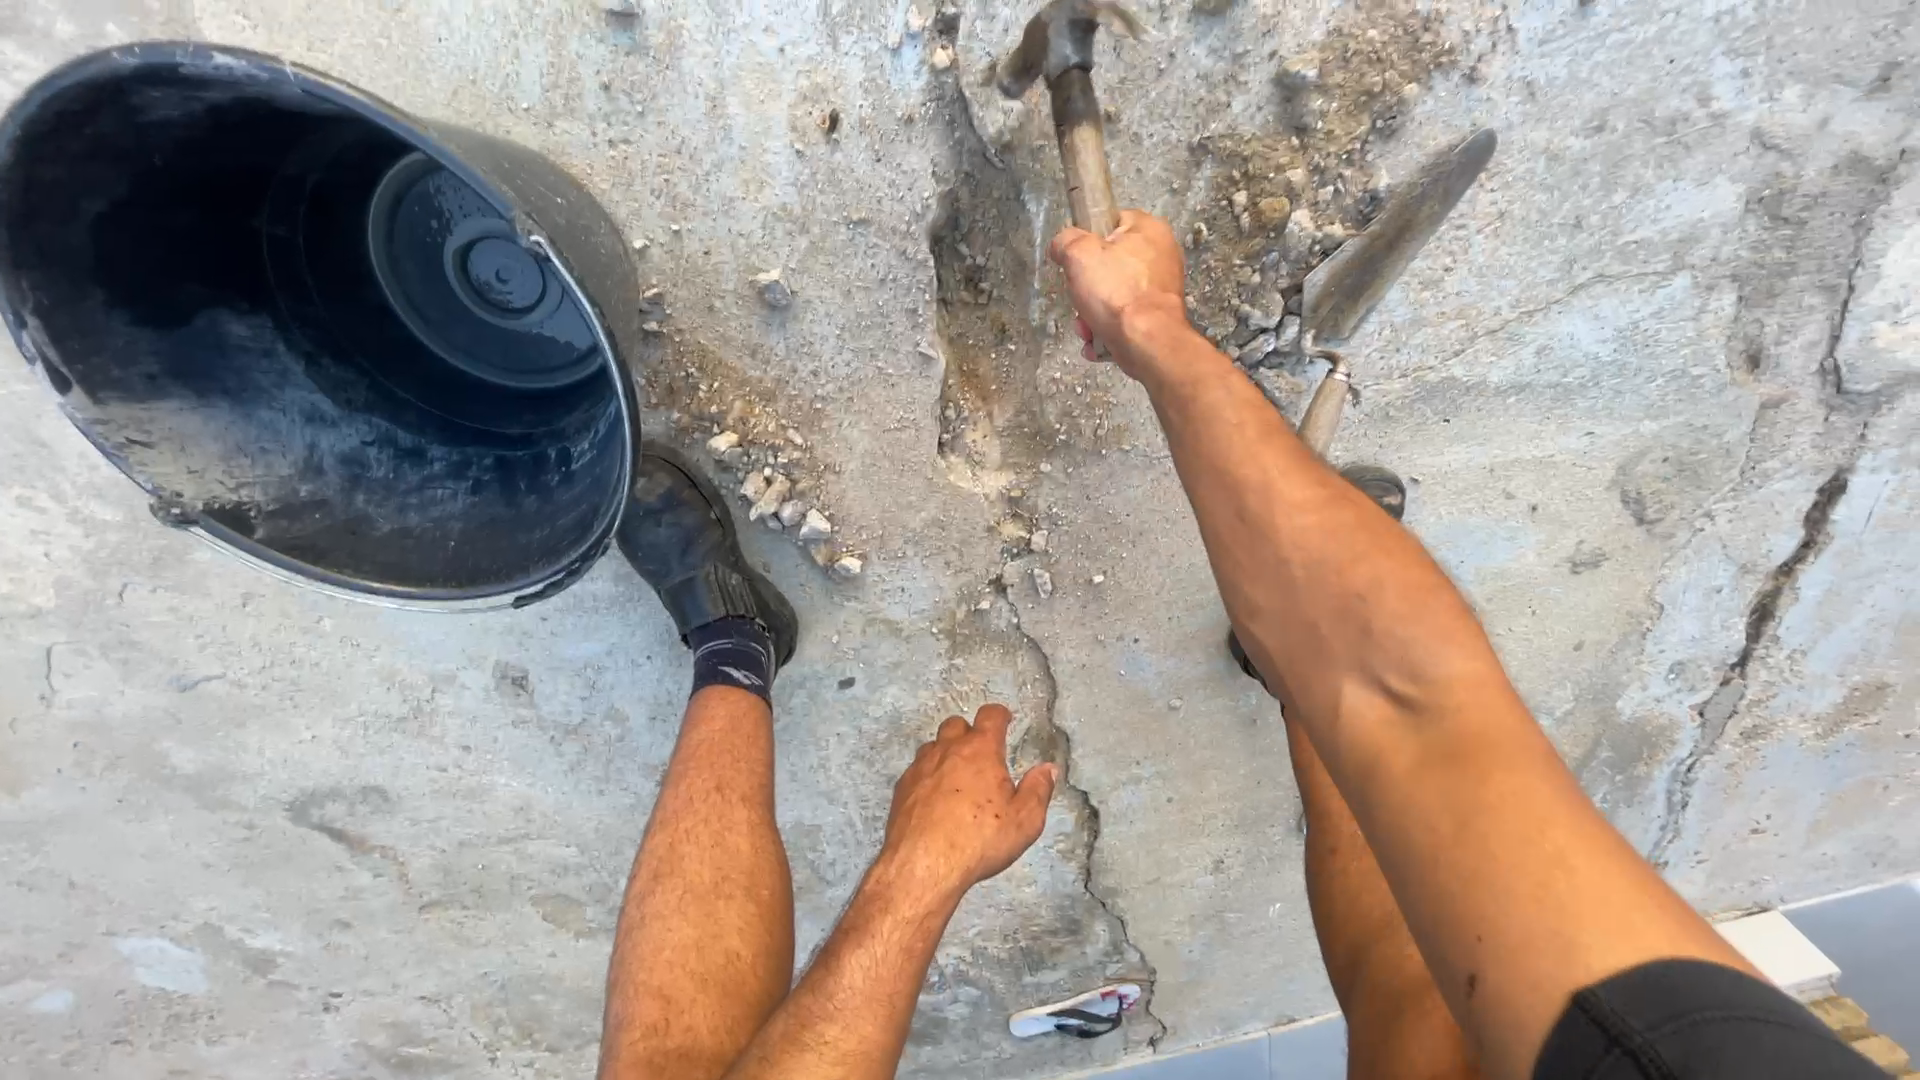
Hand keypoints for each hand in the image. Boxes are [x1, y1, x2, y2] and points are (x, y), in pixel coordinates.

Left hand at [879, 704, 1058, 896]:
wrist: (923, 865)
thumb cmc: (979, 840)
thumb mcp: (1024, 821)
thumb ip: (1038, 790)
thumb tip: (1048, 768)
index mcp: (981, 750)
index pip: (990, 716)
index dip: (999, 715)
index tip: (1005, 720)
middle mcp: (947, 750)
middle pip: (956, 724)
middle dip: (969, 732)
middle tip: (981, 754)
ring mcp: (920, 767)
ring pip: (933, 746)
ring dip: (945, 753)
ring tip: (957, 776)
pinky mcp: (901, 788)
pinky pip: (916, 770)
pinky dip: (928, 776)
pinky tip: (934, 798)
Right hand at [1048, 210, 1188, 380]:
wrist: (1145, 342)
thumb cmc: (1116, 293)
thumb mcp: (1079, 254)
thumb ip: (1065, 241)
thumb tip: (1061, 245)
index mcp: (1149, 229)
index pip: (1112, 221)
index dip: (1088, 239)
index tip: (1076, 259)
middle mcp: (1161, 256)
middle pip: (1108, 265)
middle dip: (1086, 288)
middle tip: (1080, 299)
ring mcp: (1160, 290)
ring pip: (1113, 296)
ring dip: (1091, 314)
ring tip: (1087, 327)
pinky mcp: (1156, 318)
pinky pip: (1123, 319)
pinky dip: (1106, 330)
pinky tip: (1097, 340)